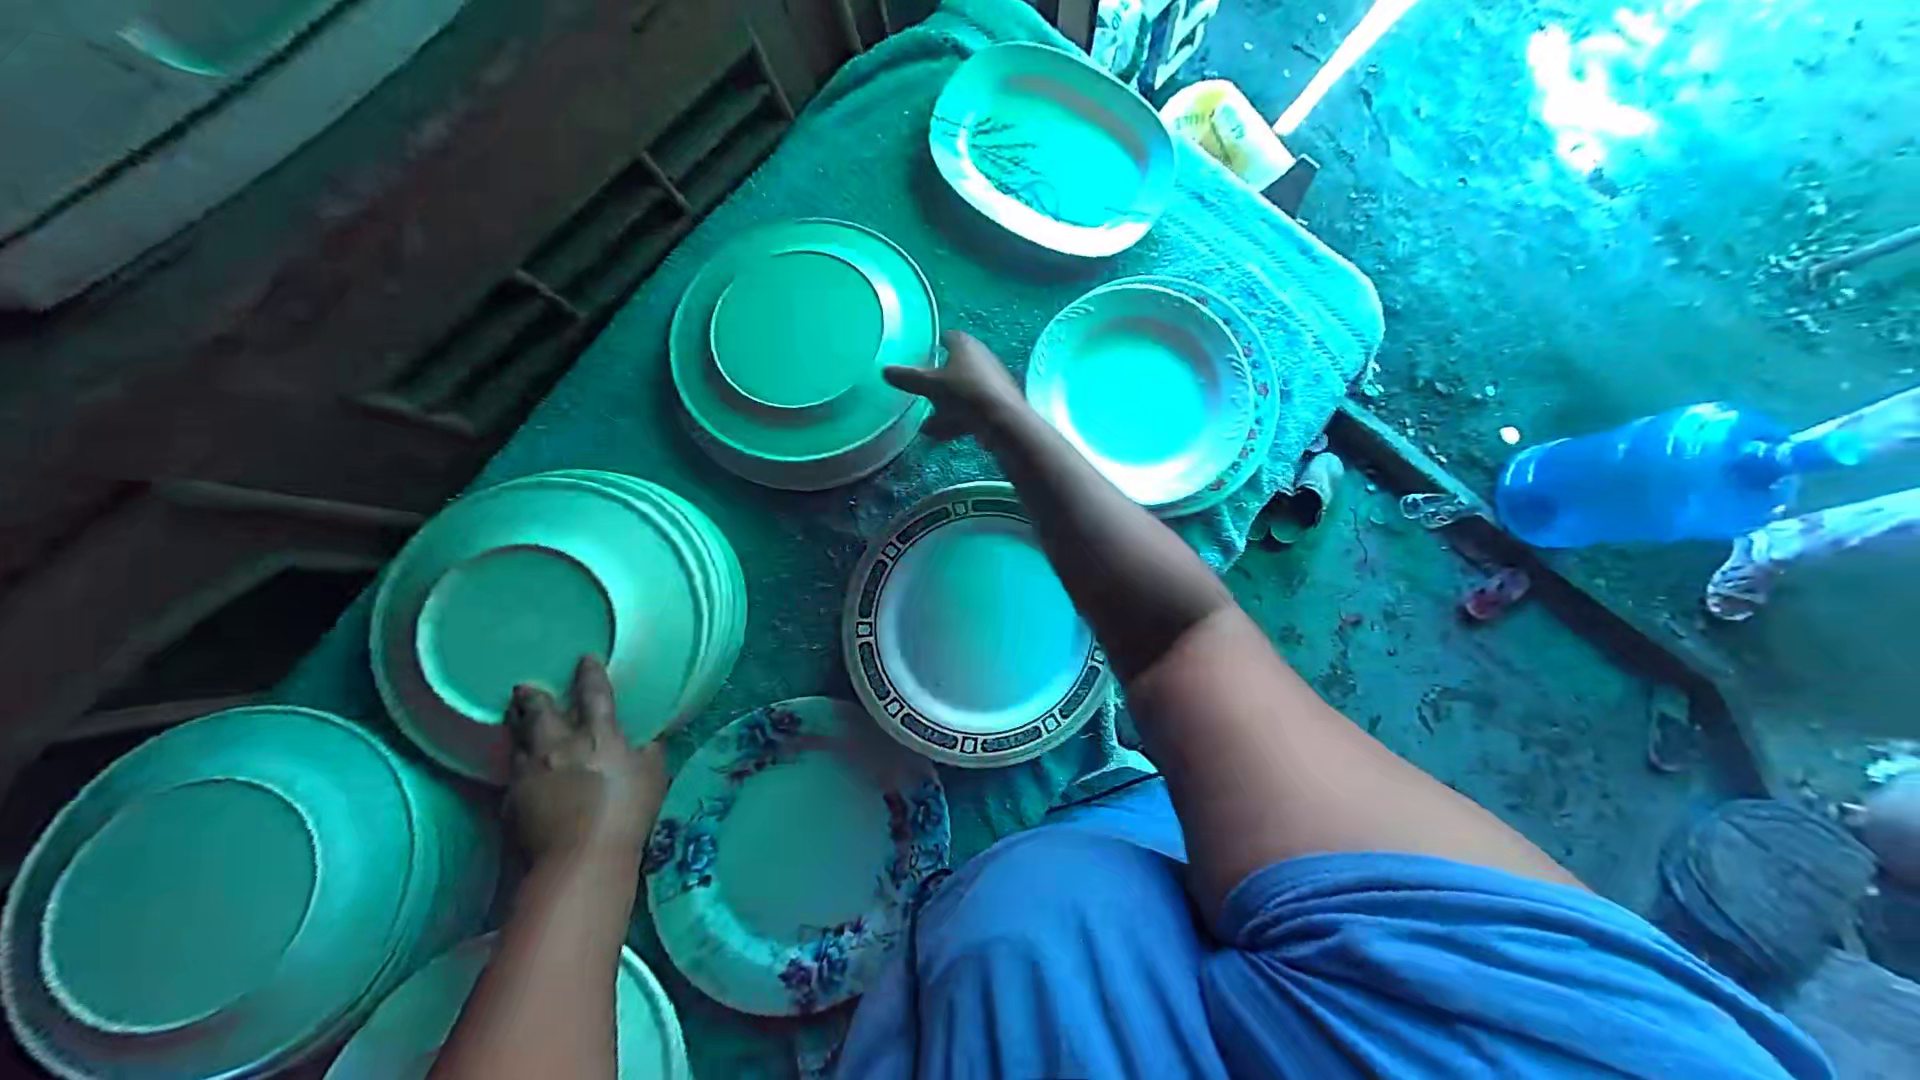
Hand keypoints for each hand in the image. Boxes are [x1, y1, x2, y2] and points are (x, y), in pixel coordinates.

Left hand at [504, 656, 666, 869]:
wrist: (579, 859)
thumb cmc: (627, 812)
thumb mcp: (653, 776)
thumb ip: (650, 753)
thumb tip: (650, 740)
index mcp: (598, 734)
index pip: (593, 693)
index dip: (589, 673)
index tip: (584, 658)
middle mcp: (558, 744)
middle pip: (539, 711)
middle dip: (531, 696)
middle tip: (524, 687)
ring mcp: (530, 771)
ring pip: (517, 740)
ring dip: (516, 726)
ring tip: (513, 718)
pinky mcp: (510, 800)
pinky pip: (511, 773)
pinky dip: (516, 764)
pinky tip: (519, 768)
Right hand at [884, 329, 1024, 440]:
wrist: (1002, 420)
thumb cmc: (964, 393)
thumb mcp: (931, 385)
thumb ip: (908, 378)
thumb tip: (884, 371)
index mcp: (965, 345)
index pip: (946, 337)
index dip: (932, 345)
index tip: (918, 357)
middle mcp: (980, 357)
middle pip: (954, 367)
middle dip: (937, 382)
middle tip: (920, 392)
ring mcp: (990, 381)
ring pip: (961, 391)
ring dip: (944, 406)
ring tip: (925, 425)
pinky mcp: (996, 404)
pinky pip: (970, 409)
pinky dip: (955, 420)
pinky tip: (940, 436)